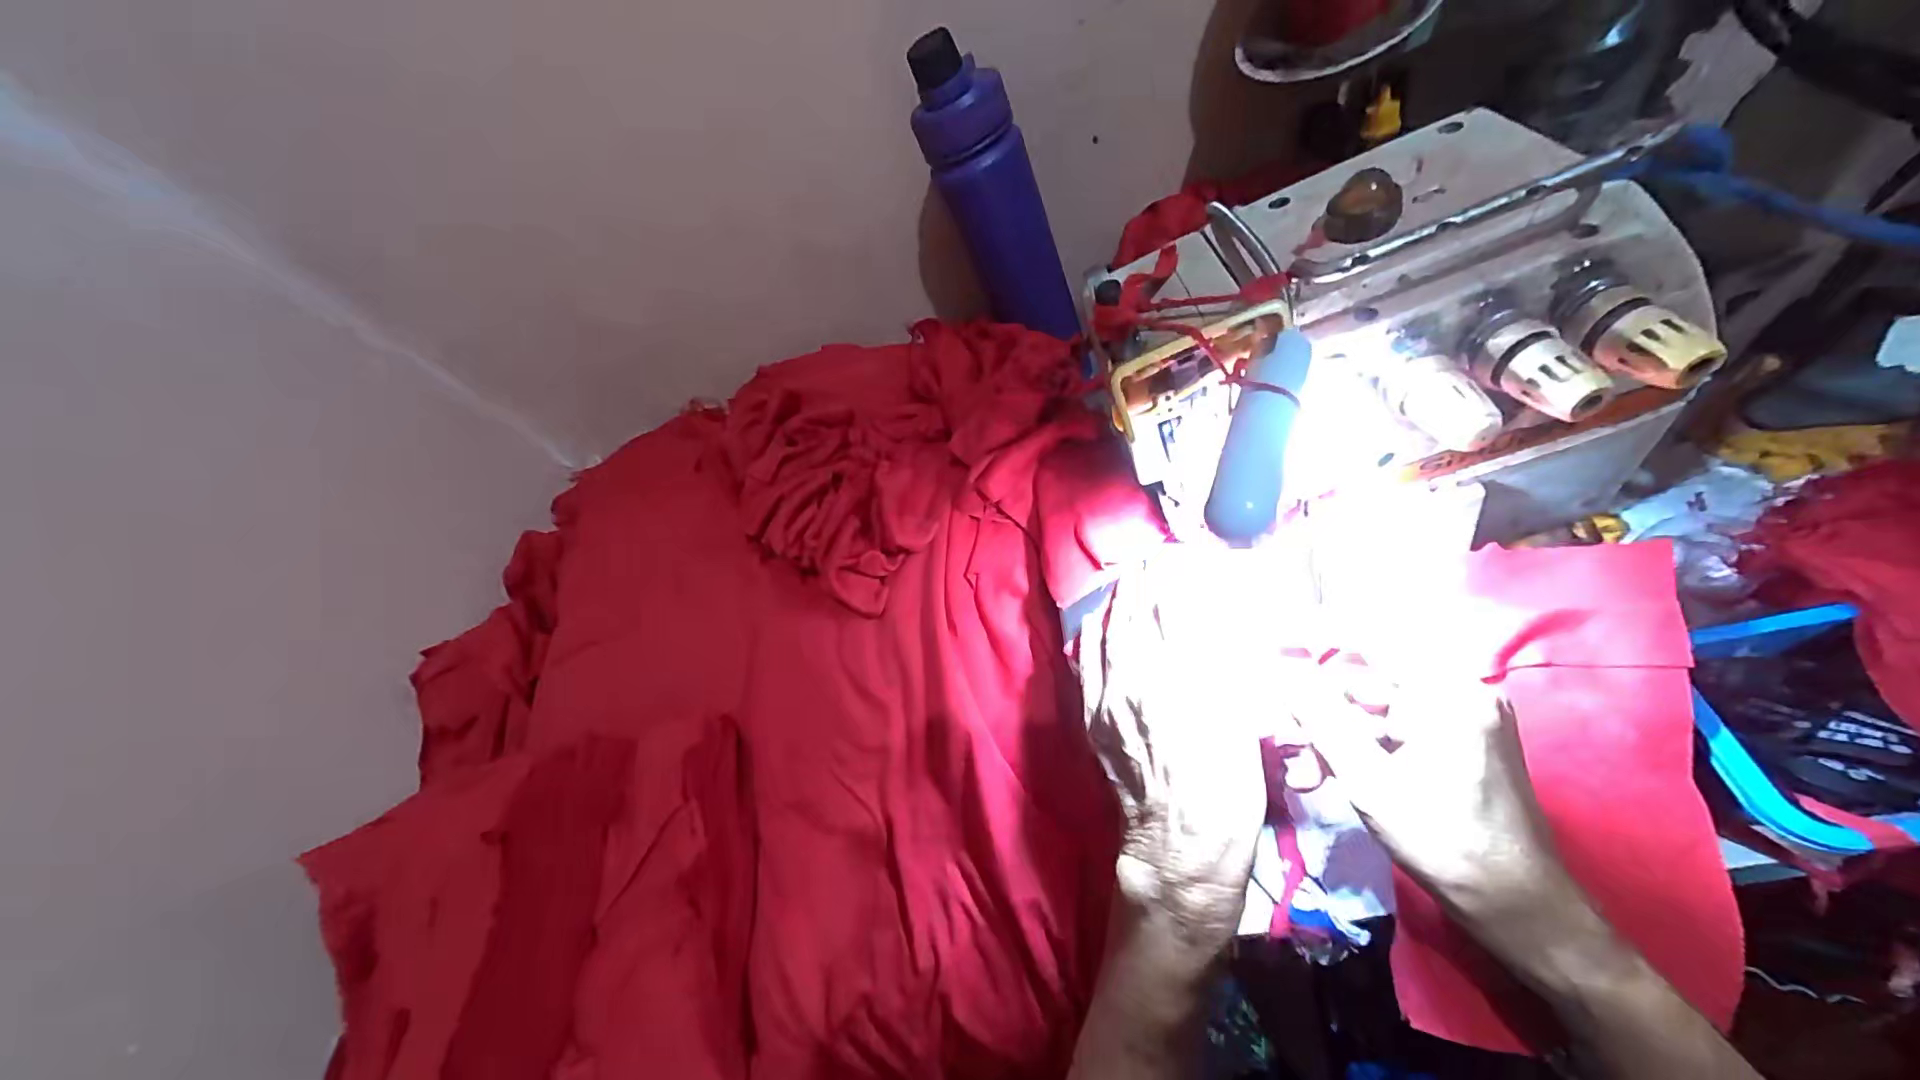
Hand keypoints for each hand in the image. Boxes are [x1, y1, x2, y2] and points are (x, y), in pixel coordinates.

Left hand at [1078, 574, 1268, 949]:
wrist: (1178, 845)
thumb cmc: (1227, 788)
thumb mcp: (1243, 720)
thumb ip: (1225, 666)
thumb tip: (1216, 623)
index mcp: (1181, 679)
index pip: (1170, 609)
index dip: (1173, 576)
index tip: (1178, 556)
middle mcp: (1136, 679)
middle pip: (1134, 613)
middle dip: (1142, 579)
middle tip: (1151, 557)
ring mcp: (1107, 697)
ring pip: (1106, 632)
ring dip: (1117, 600)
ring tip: (1128, 579)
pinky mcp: (1092, 715)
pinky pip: (1086, 661)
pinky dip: (1094, 633)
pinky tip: (1101, 620)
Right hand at [1291, 666, 1576, 931]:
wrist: (1519, 907)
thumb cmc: (1444, 843)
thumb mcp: (1368, 780)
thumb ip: (1321, 718)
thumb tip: (1281, 673)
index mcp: (1448, 694)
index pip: (1367, 642)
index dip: (1315, 642)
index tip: (1275, 648)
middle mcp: (1462, 691)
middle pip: (1368, 679)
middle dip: (1320, 707)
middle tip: (1286, 736)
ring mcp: (1464, 715)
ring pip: (1376, 705)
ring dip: (1335, 731)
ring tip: (1306, 768)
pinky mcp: (1461, 738)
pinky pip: (1395, 723)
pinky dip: (1361, 742)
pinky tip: (1332, 769)